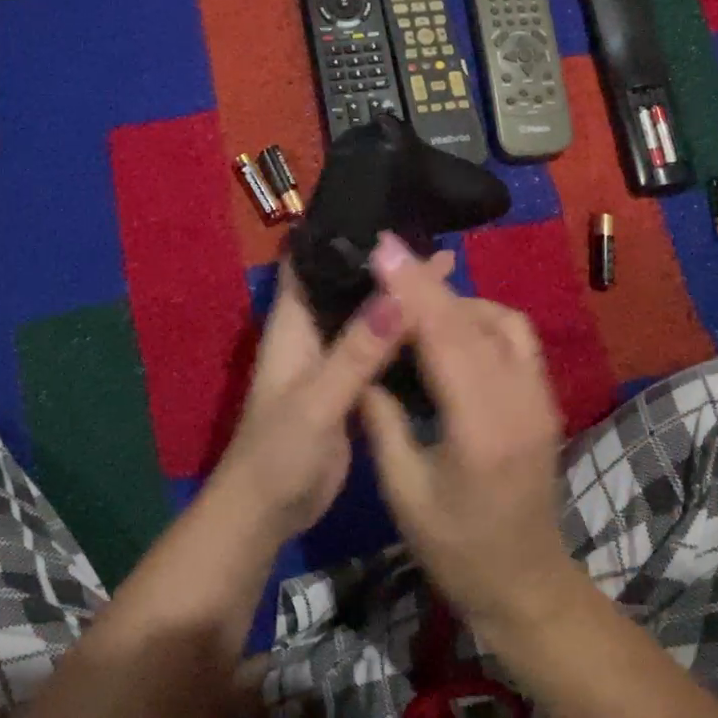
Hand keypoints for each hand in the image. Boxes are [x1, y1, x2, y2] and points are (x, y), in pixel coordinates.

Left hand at [210, 252, 454, 542]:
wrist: (269, 513)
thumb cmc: (279, 452)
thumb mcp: (318, 399)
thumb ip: (357, 350)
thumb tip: (400, 295)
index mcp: (293, 322)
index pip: (310, 260)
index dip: (341, 231)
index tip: (385, 204)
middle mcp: (312, 331)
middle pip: (347, 284)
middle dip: (383, 262)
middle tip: (434, 234)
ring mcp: (332, 359)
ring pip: (368, 316)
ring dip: (398, 296)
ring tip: (448, 268)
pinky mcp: (350, 386)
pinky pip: (379, 349)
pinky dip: (404, 334)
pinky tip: (439, 326)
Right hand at [357, 233, 576, 632]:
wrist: (525, 586)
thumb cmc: (456, 550)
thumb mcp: (404, 492)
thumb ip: (382, 420)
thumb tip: (361, 364)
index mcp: (482, 431)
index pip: (446, 340)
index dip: (412, 289)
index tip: (383, 248)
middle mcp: (521, 404)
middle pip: (475, 321)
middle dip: (428, 282)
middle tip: (387, 253)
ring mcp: (541, 399)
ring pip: (503, 321)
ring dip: (458, 301)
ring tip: (413, 298)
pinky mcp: (546, 400)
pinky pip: (517, 338)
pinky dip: (482, 318)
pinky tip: (451, 327)